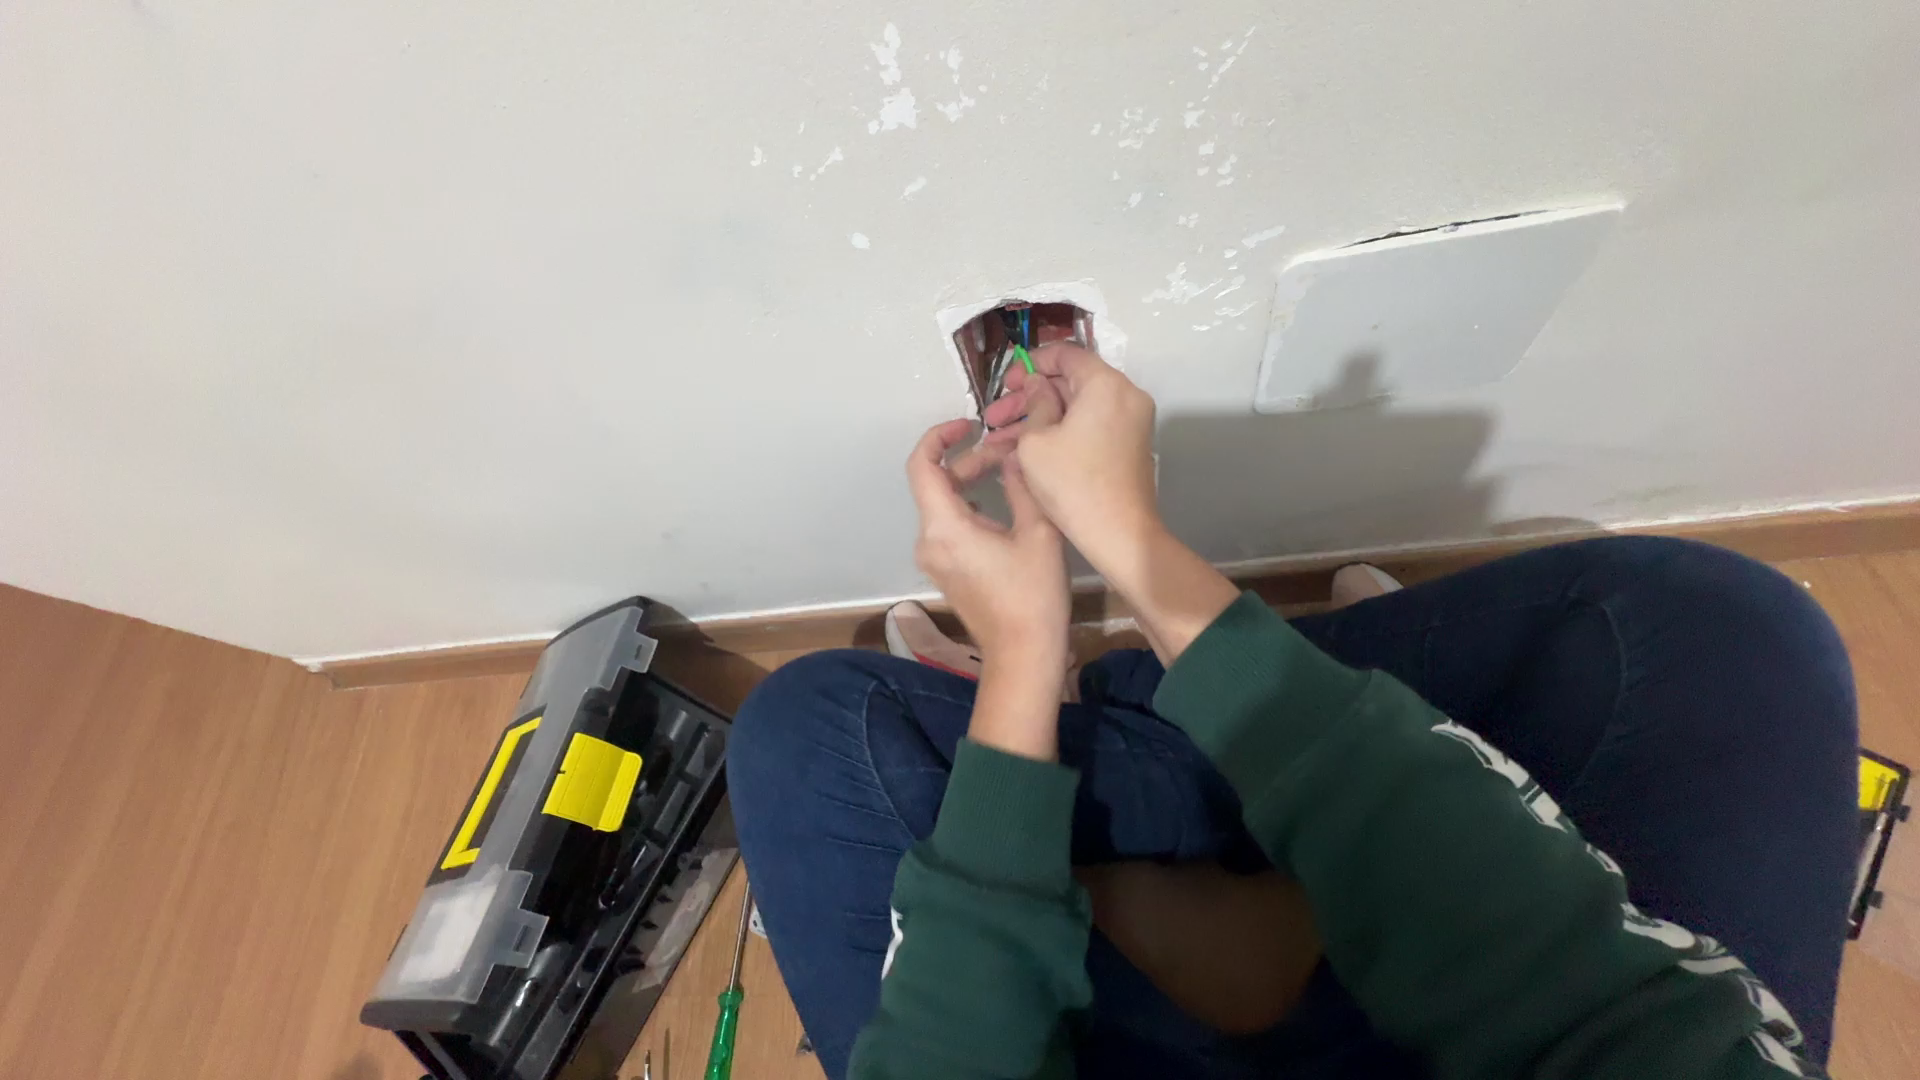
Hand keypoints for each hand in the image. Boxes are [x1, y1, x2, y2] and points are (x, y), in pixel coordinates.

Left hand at [905, 419, 1069, 665]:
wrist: (1023, 654)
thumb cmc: (1034, 595)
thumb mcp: (1037, 532)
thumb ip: (1020, 485)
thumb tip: (1012, 456)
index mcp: (944, 527)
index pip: (921, 465)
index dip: (939, 437)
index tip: (968, 425)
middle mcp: (929, 540)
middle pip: (935, 483)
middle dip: (970, 460)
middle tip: (1010, 453)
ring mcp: (934, 558)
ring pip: (943, 504)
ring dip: (971, 483)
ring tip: (1011, 472)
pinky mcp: (946, 570)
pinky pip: (949, 525)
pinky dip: (970, 506)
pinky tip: (1002, 504)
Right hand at [981, 344, 1159, 576]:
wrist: (1119, 533)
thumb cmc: (1072, 483)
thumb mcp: (1036, 441)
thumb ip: (1035, 403)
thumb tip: (1039, 387)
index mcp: (1105, 384)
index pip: (1066, 353)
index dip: (1031, 363)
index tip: (1006, 382)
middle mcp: (1125, 395)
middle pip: (1070, 383)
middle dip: (1028, 398)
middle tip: (993, 417)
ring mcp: (1130, 422)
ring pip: (1076, 409)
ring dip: (1038, 420)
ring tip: (997, 440)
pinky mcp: (1128, 446)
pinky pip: (1088, 427)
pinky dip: (1059, 433)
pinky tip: (1023, 452)